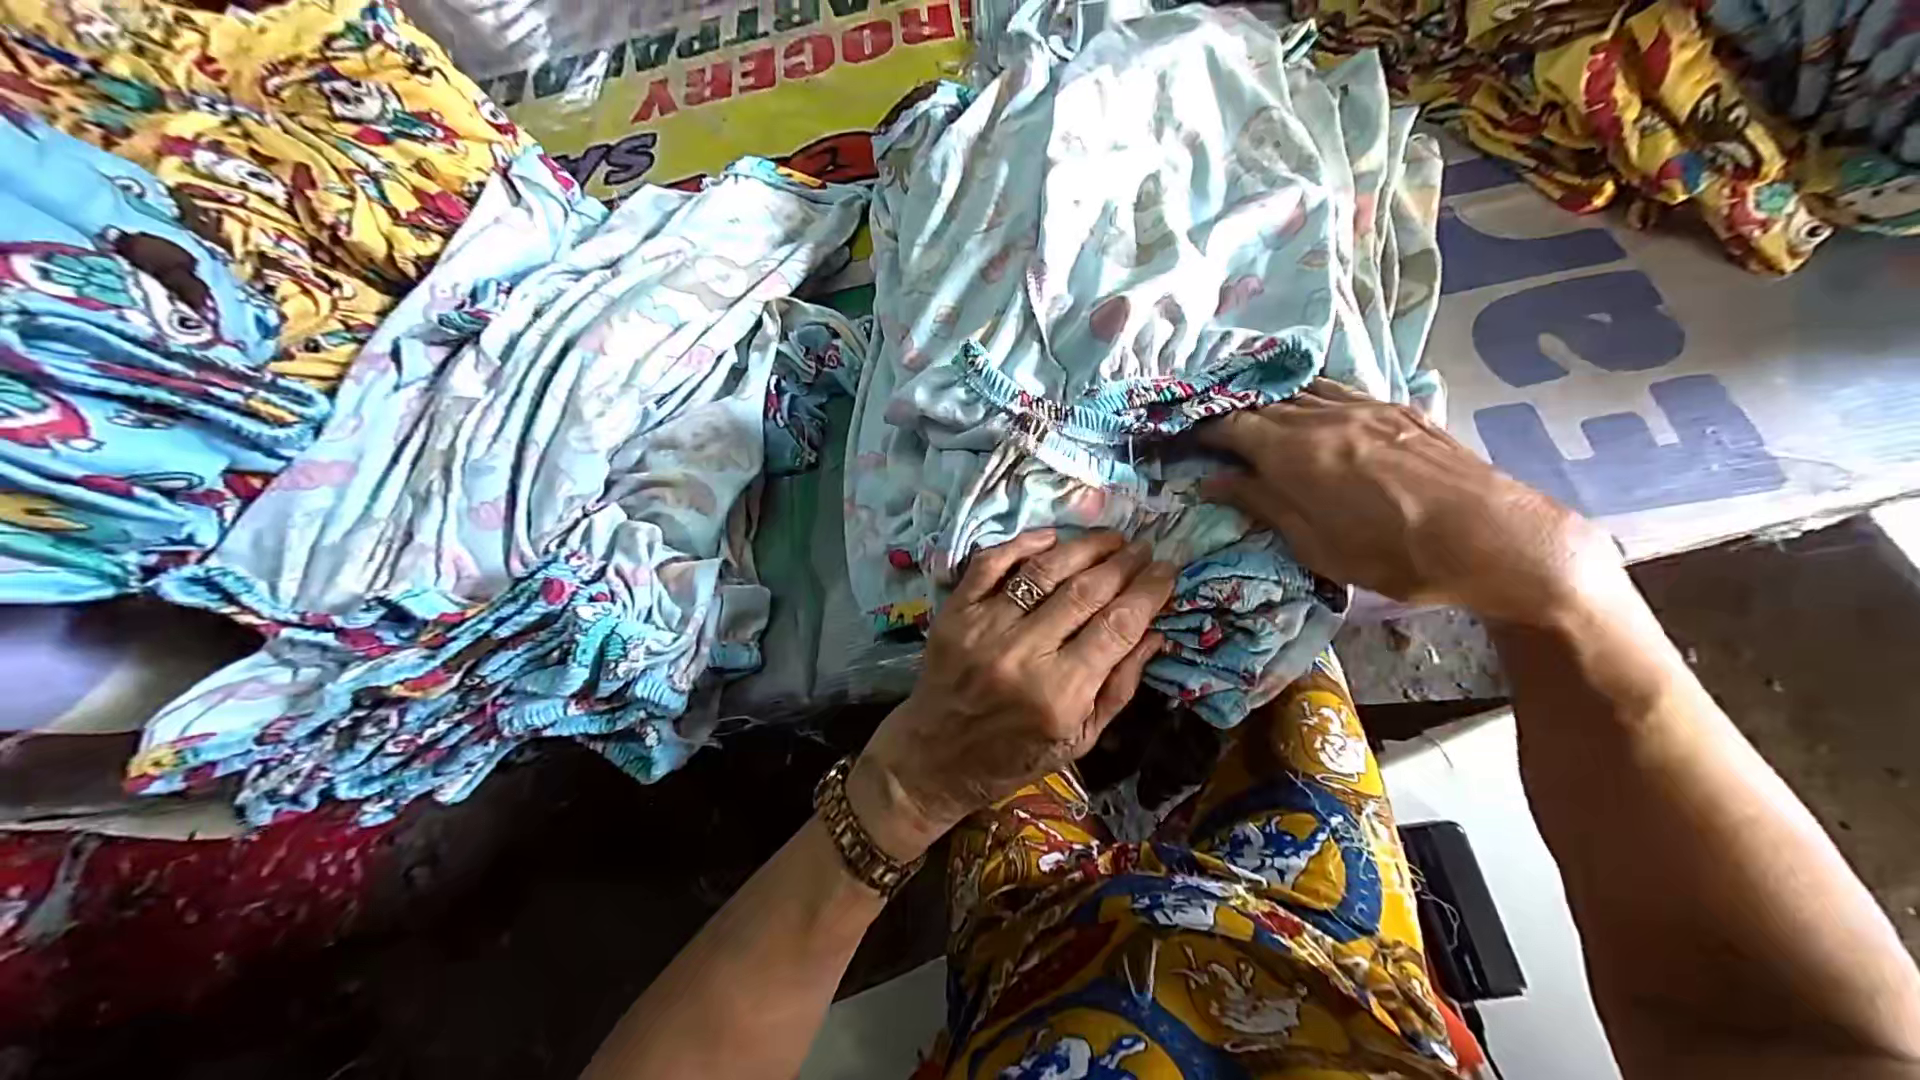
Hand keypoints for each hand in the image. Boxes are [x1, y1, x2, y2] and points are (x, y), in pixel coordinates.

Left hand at [847, 530, 1176, 861]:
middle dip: (1124, 564)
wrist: (936, 756)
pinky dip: (1024, 544)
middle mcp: (1022, 654)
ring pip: (1044, 571)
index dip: (1149, 592)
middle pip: (1086, 591)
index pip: (1118, 626)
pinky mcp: (955, 612)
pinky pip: (991, 563)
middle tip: (1144, 548)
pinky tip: (1053, 538)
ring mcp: (984, 628)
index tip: (1167, 570)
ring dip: (1084, 547)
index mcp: (1060, 694)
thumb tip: (1156, 633)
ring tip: (1111, 538)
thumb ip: (1120, 687)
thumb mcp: (1079, 739)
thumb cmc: (1015, 755)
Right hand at [1197, 379, 1621, 624]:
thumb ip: (1261, 503)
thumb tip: (1213, 480)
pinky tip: (1308, 410)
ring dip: (1269, 403)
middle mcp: (1323, 417)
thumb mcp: (1313, 543)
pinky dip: (1308, 397)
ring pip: (1299, 391)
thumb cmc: (1392, 555)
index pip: (1231, 426)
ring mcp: (1362, 407)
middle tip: (1214, 435)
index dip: (1203, 431)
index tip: (1186, 441)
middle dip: (1231, 416)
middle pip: (1261, 404)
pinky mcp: (1395, 408)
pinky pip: (1336, 390)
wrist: (1494, 539)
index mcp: (1294, 452)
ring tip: (1254, 420)